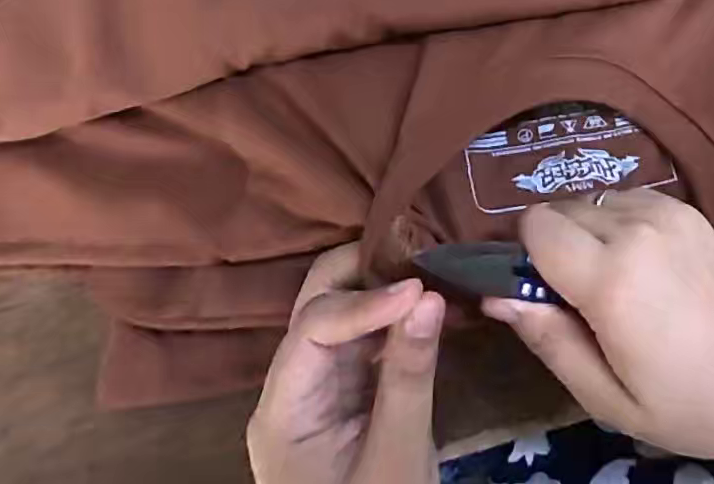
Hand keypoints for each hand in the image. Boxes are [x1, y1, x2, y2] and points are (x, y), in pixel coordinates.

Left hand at [248, 243, 446, 483]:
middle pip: (315, 300)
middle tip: (420, 255)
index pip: (313, 329)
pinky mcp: (347, 385)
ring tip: (429, 266)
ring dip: (382, 282)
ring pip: (340, 305)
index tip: (421, 288)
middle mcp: (291, 383)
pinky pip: (365, 329)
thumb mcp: (396, 458)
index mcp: (283, 410)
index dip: (366, 302)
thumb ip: (409, 374)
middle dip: (364, 269)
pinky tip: (427, 298)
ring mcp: (318, 382)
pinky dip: (395, 308)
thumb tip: (430, 295)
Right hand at [480, 189, 713, 464]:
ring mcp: (662, 209)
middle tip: (583, 294)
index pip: (536, 225)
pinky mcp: (682, 205)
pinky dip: (618, 223)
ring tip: (619, 278)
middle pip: (560, 209)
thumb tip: (495, 294)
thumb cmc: (684, 401)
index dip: (527, 254)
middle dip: (557, 245)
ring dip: (588, 232)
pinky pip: (624, 199)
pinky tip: (645, 262)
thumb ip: (547, 338)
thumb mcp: (605, 396)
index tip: (543, 289)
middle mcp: (634, 227)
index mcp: (611, 278)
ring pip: (591, 201)